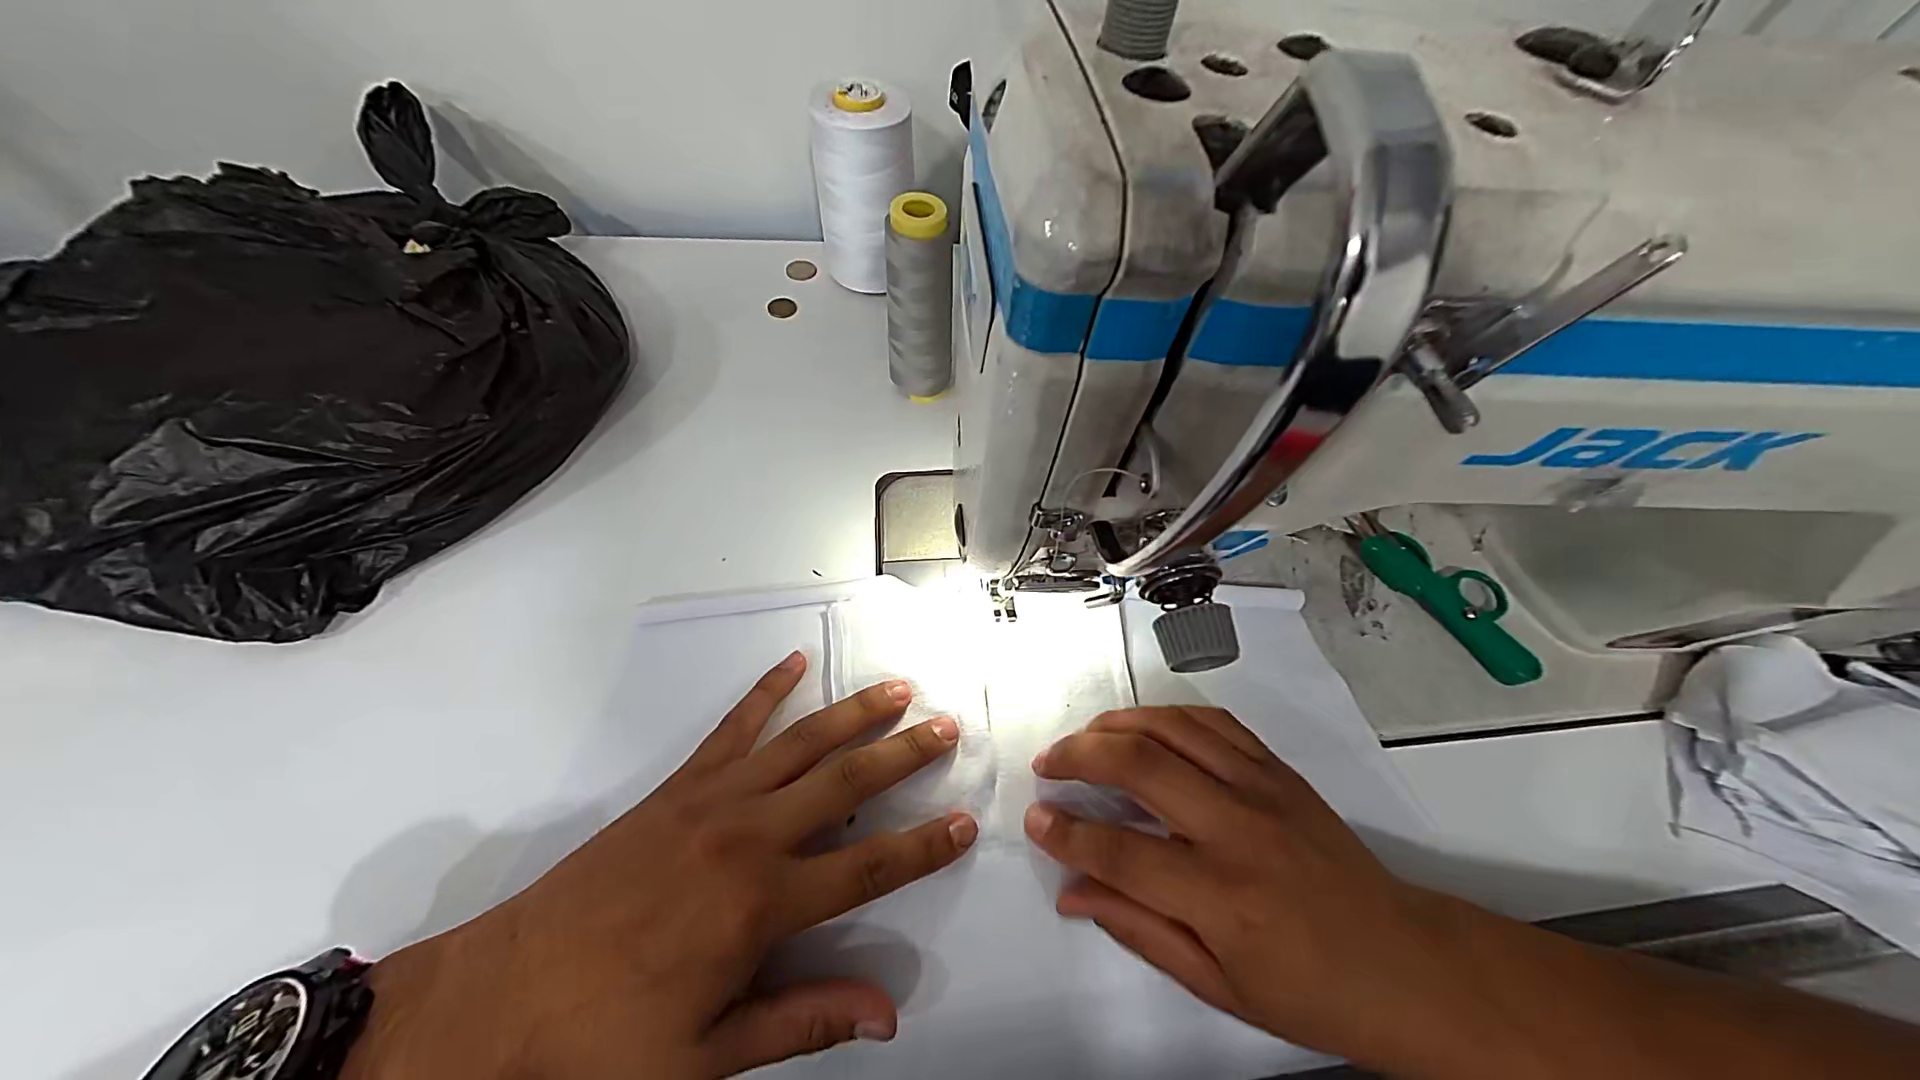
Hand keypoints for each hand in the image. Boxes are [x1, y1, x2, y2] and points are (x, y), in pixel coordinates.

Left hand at [342, 652, 977, 1079]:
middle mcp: (748, 836)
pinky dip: (767, 691)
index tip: (966, 822)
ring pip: (802, 742)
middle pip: (848, 781)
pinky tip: (793, 663)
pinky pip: (733, 727)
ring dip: (855, 712)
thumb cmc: (603, 1041)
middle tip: (948, 726)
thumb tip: (887, 1015)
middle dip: (905, 752)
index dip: (925, 846)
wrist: (495, 1001)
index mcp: (763, 904)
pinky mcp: (678, 786)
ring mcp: (712, 800)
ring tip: (898, 689)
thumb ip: (803, 1021)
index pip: (870, 868)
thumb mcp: (707, 1057)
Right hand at [1027, 707, 1919, 1079]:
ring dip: (1115, 725)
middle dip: (1078, 756)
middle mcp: (1241, 829)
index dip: (1067, 832)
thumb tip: (1071, 890)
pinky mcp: (1279, 770)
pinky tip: (1141, 726)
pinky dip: (1166, 715)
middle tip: (1046, 765)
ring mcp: (1264, 788)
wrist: (1410, 965)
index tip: (1034, 819)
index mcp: (1225, 897)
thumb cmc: (1310, 991)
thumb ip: (1137, 928)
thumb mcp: (1217, 985)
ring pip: (1173, 728)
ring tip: (1081, 739)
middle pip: (1141, 764)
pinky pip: (1212, 721)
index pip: (1122, 850)